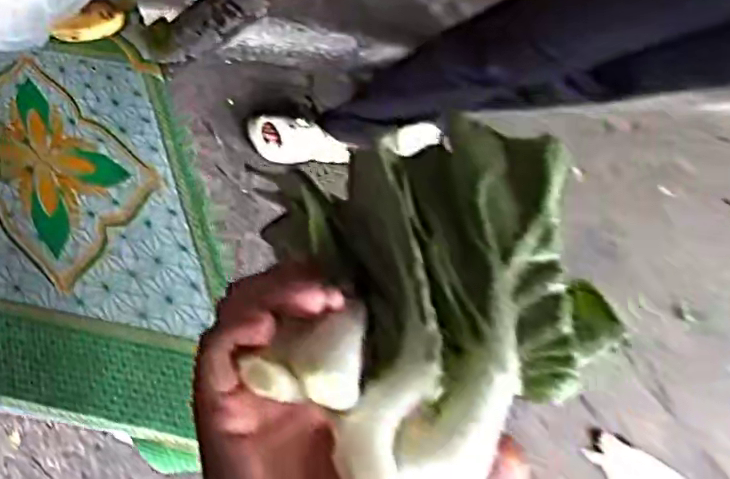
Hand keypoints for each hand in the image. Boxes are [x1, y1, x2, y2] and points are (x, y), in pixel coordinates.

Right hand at [193, 265, 531, 478]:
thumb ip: (462, 467)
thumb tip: (513, 448)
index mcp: (330, 382)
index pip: (325, 312)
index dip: (341, 283)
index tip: (370, 270)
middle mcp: (284, 367)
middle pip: (282, 298)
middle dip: (306, 278)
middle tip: (340, 281)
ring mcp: (247, 375)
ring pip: (247, 306)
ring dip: (274, 290)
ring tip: (313, 294)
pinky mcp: (215, 390)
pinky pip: (217, 344)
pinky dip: (236, 323)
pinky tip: (262, 322)